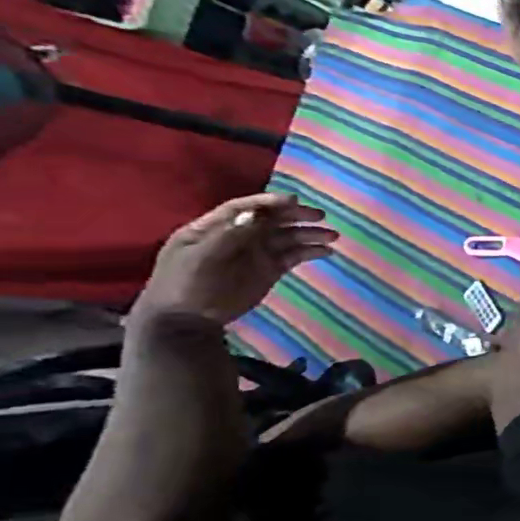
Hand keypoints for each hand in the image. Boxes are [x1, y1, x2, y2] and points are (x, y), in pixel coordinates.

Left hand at [132, 193, 337, 327]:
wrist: (188, 320)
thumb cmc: (186, 285)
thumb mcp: (201, 257)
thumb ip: (229, 234)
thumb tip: (256, 213)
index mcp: (212, 229)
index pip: (242, 209)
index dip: (267, 202)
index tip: (295, 200)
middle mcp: (237, 236)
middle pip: (270, 220)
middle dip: (296, 216)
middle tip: (320, 216)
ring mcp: (255, 253)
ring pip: (287, 237)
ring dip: (310, 234)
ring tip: (332, 236)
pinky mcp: (270, 269)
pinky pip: (294, 255)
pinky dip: (311, 251)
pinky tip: (326, 251)